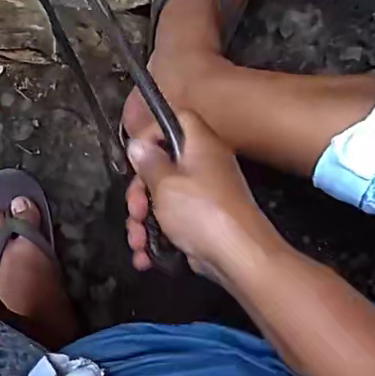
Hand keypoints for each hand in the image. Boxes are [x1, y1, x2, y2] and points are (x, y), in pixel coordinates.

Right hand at [125, 112, 283, 287]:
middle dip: (139, 191)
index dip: (152, 131)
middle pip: (161, 166)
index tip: (136, 154)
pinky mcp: (201, 221)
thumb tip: (138, 146)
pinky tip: (145, 253)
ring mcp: (203, 195)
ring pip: (161, 198)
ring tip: (138, 239)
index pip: (177, 119)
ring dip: (143, 219)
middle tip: (136, 208)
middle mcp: (204, 166)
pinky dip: (156, 235)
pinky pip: (171, 221)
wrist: (238, 256)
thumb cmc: (204, 214)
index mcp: (199, 146)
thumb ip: (148, 163)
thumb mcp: (165, 184)